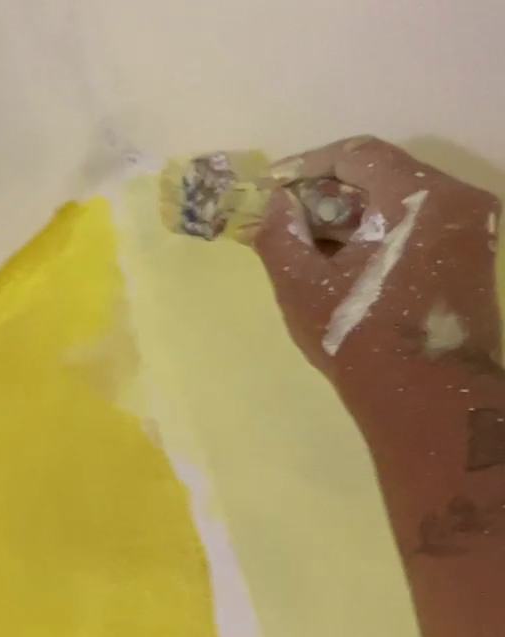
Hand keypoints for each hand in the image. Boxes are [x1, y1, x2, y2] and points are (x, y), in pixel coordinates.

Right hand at [253, 137, 501, 396]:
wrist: (424, 384)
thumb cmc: (356, 332)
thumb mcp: (301, 285)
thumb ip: (280, 236)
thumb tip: (273, 204)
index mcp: (419, 199)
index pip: (359, 155)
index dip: (306, 164)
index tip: (266, 187)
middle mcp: (456, 198)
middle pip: (381, 173)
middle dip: (322, 191)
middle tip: (277, 218)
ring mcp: (468, 223)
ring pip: (396, 196)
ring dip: (344, 212)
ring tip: (300, 242)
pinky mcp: (466, 246)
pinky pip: (413, 218)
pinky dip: (369, 227)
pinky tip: (336, 258)